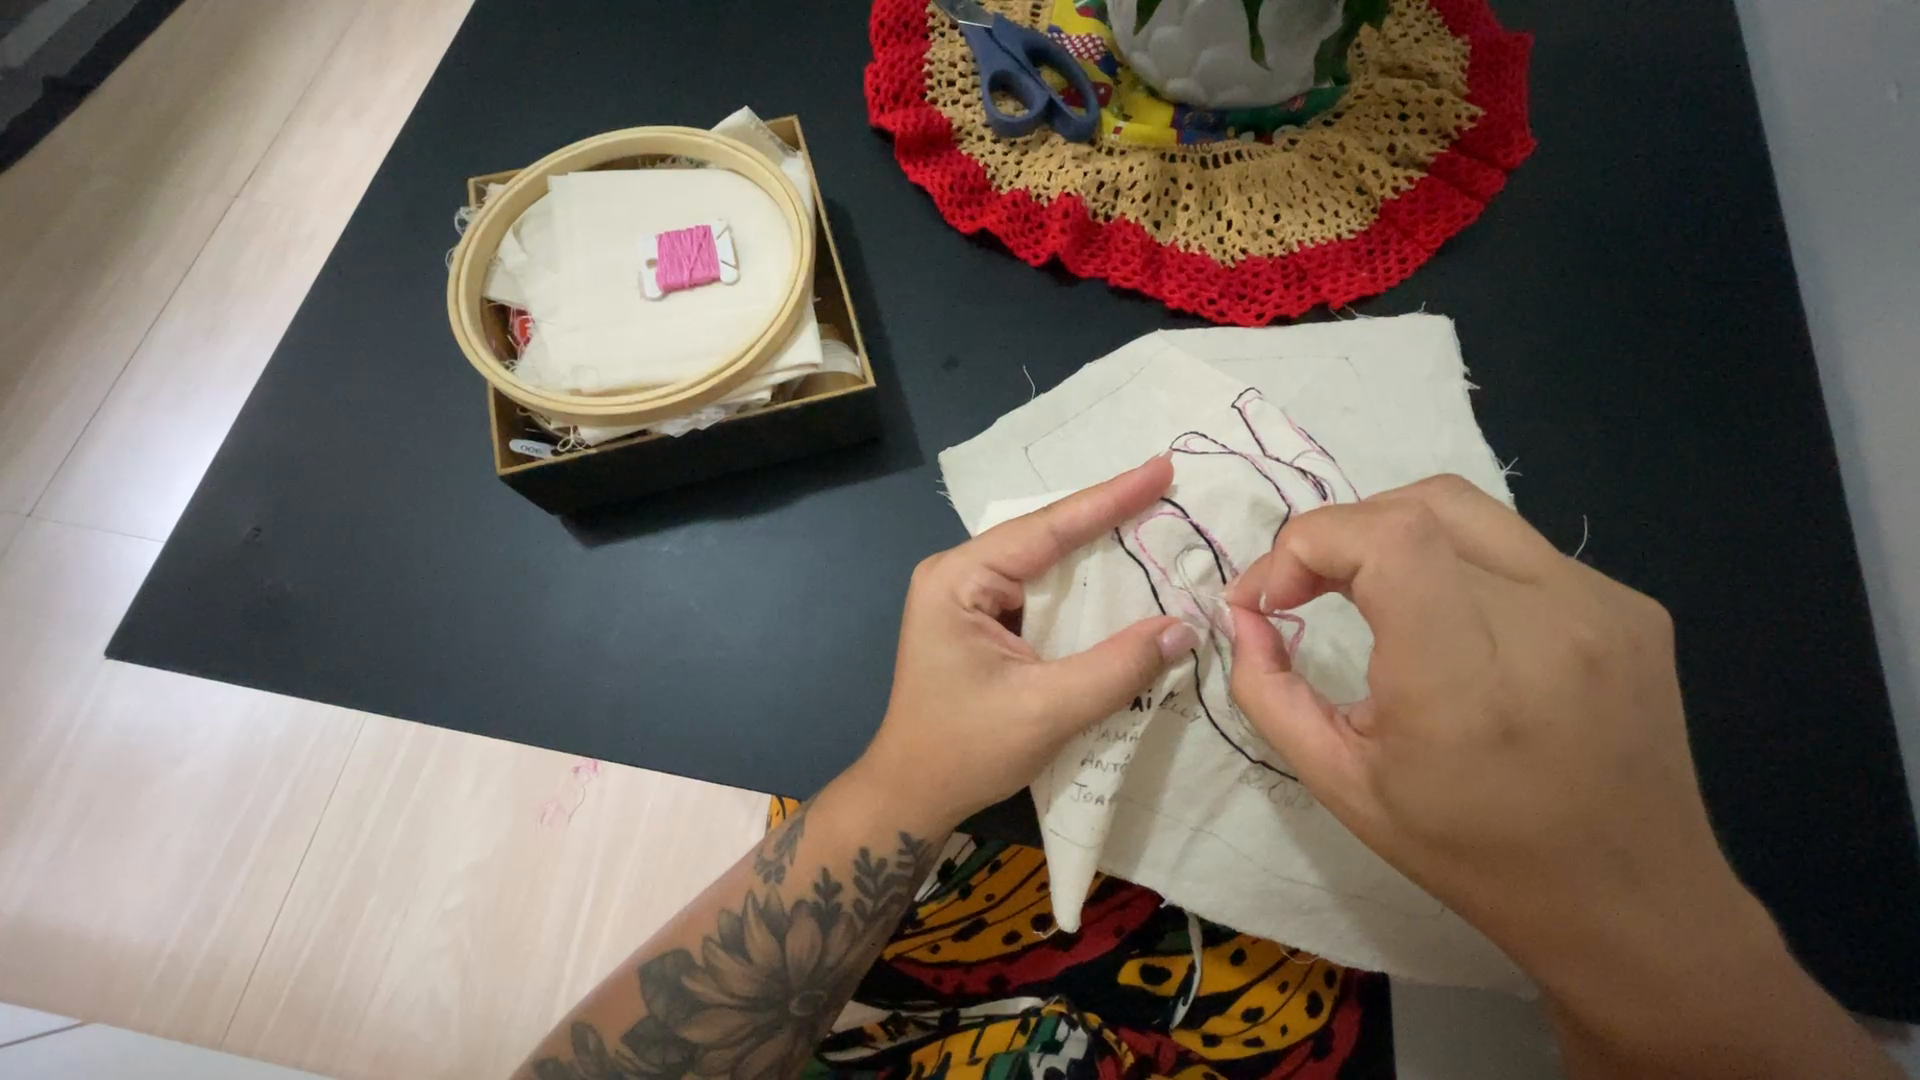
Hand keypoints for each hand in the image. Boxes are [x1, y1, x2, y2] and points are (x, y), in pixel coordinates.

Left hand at [854, 458, 1196, 834]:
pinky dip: (1079, 587)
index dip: (1109, 499)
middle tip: (1166, 489)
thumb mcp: (1047, 710)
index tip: (1160, 469)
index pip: (1045, 529)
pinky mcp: (979, 619)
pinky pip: (1037, 590)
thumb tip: (1185, 626)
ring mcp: (965, 595)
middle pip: (1043, 536)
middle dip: (1105, 517)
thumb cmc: (965, 751)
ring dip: (1095, 550)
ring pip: (1042, 561)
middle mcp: (957, 574)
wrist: (912, 792)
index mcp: (958, 580)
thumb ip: (1117, 666)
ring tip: (1153, 522)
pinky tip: (1118, 578)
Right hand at [1223, 476, 1772, 1023]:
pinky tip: (1444, 618)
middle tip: (1305, 590)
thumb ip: (1267, 689)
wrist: (1631, 903)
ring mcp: (1600, 604)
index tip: (1273, 598)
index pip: (1384, 536)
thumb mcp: (1337, 781)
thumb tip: (1244, 616)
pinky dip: (1448, 560)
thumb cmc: (1469, 851)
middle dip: (1337, 535)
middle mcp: (1546, 619)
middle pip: (1416, 505)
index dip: (1307, 544)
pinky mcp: (1629, 606)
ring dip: (1388, 533)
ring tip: (1364, 590)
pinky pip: (1513, 547)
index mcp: (1465, 675)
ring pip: (1465, 509)